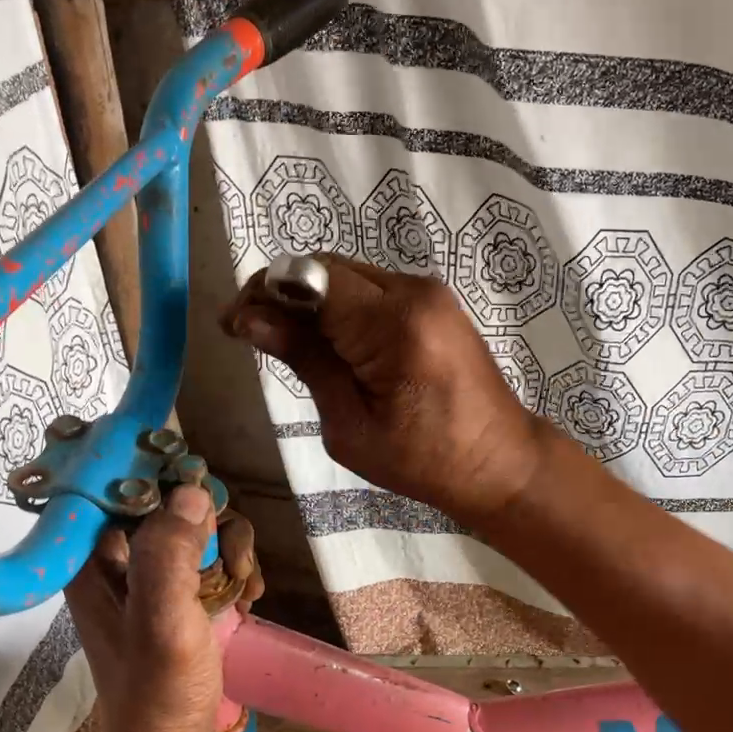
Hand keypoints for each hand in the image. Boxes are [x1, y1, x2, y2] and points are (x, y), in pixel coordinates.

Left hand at [64, 486, 230, 731]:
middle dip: (205, 517)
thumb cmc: (157, 691)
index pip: (114, 485)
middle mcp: (121, 560)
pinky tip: (249, 594)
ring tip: (244, 582)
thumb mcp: (161, 622)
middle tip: (227, 553)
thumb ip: (169, 555)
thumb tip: (192, 492)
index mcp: (94, 560)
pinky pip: (214, 556)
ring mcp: (156, 577)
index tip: (195, 487)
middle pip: (165, 499)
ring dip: (230, 543)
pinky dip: (237, 566)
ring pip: (196, 525)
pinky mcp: (185, 594)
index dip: (152, 472)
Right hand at [220, 256, 550, 524]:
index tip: (233, 325)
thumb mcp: (350, 426)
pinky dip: (339, 309)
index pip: (310, 279)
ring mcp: (428, 292)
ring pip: (347, 276)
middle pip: (326, 269)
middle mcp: (413, 291)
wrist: (499, 461)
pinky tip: (326, 345)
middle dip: (281, 294)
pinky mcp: (433, 303)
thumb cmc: (423, 461)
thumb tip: (253, 320)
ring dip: (309, 302)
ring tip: (285, 345)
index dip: (264, 293)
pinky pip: (370, 291)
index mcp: (394, 324)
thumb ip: (307, 363)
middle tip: (251, 334)